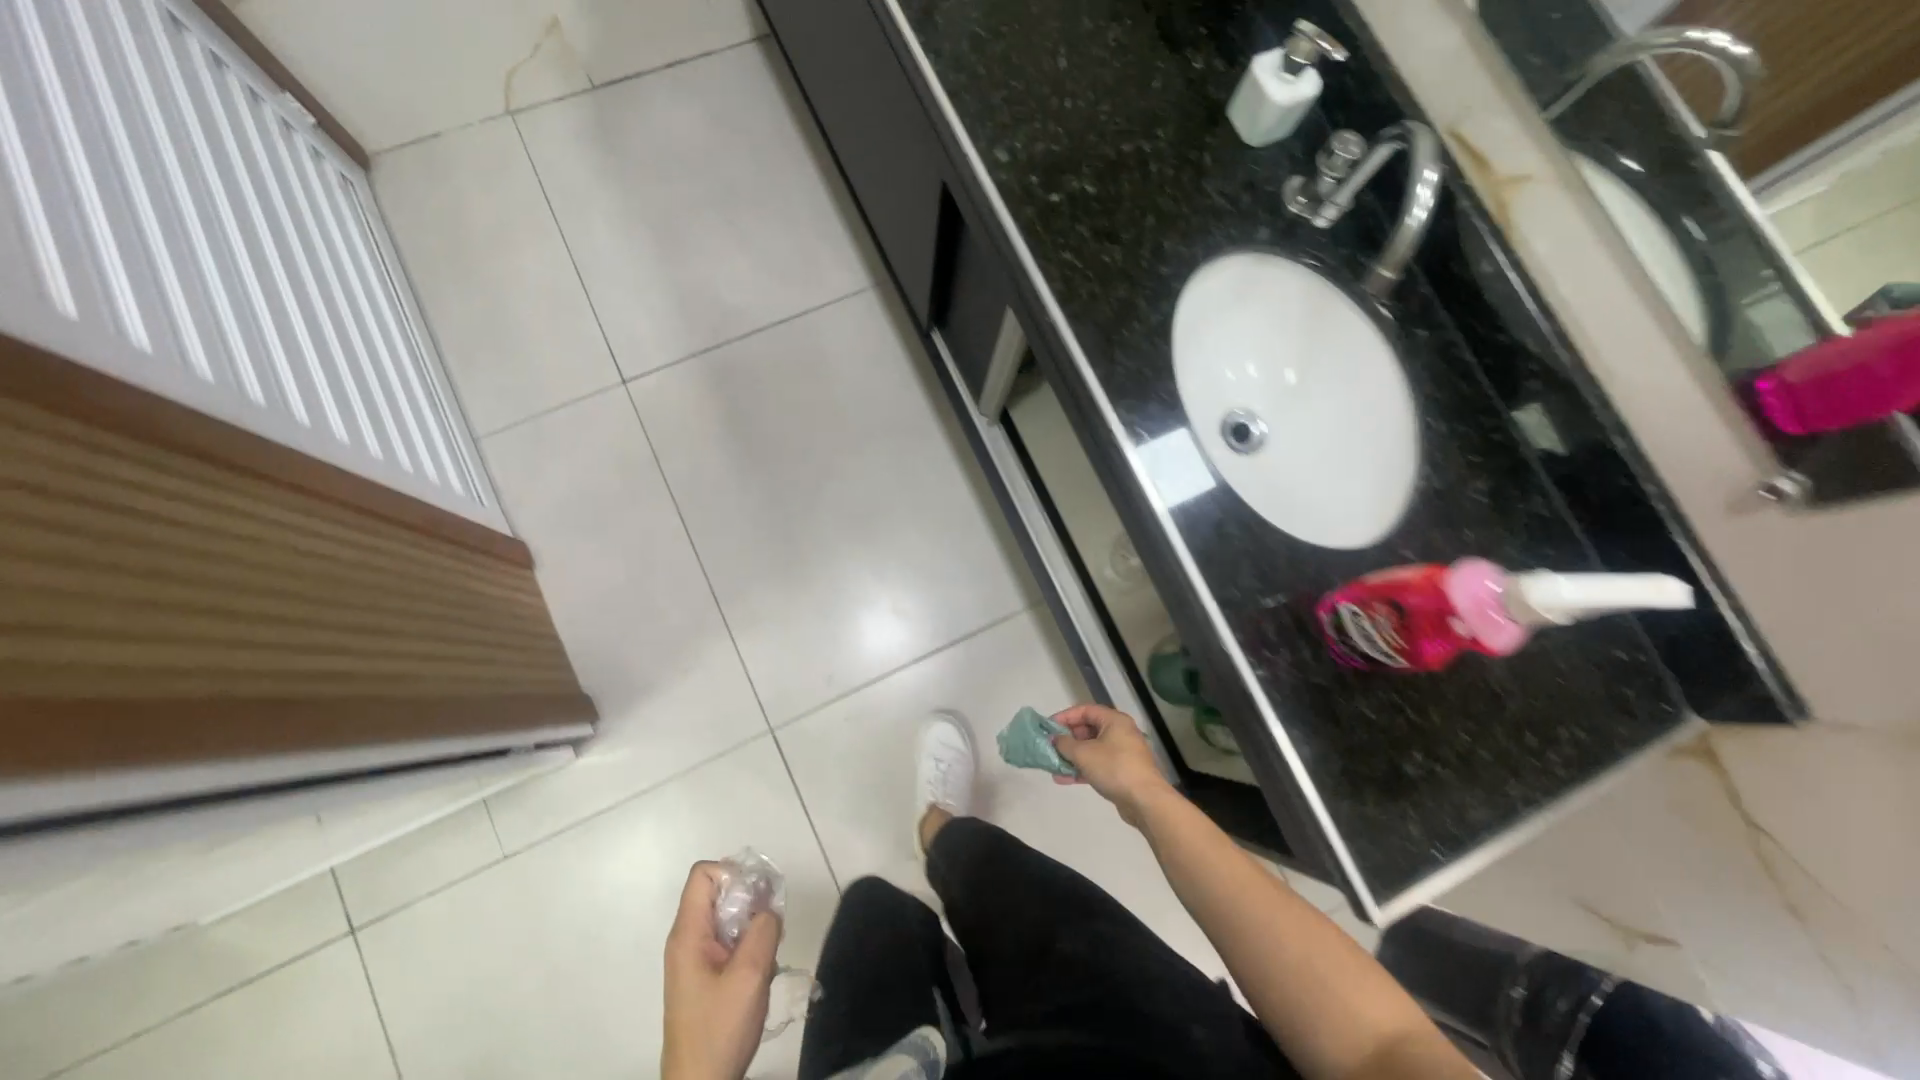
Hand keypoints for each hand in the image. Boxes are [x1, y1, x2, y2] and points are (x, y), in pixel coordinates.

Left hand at [662, 862, 780, 1079]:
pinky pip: (729, 944)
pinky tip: (761, 974)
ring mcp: (695, 960)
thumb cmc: (720, 1029)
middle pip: (718, 894)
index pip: (704, 874)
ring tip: (768, 957)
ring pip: (728, 920)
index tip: (760, 897)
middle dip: (750, 903)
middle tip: (772, 930)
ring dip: (753, 929)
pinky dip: (749, 949)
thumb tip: (769, 908)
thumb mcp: (750, 976)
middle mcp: (687, 940)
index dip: (734, 874)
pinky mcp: (705, 977)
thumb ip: (763, 930)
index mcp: (688, 933)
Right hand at [1052, 704, 1177, 826]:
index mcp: (1114, 721)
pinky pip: (1097, 765)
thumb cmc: (1113, 768)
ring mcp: (1122, 754)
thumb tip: (1055, 739)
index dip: (1065, 717)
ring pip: (1092, 750)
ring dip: (1072, 757)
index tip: (1048, 727)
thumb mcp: (1083, 753)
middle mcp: (1120, 733)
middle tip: (1050, 747)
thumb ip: (1065, 744)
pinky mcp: (1121, 772)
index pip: (1085, 710)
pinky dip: (1081, 769)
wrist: (1144, 800)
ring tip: (1052, 765)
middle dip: (1067, 739)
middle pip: (1088, 730)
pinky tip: (1063, 779)